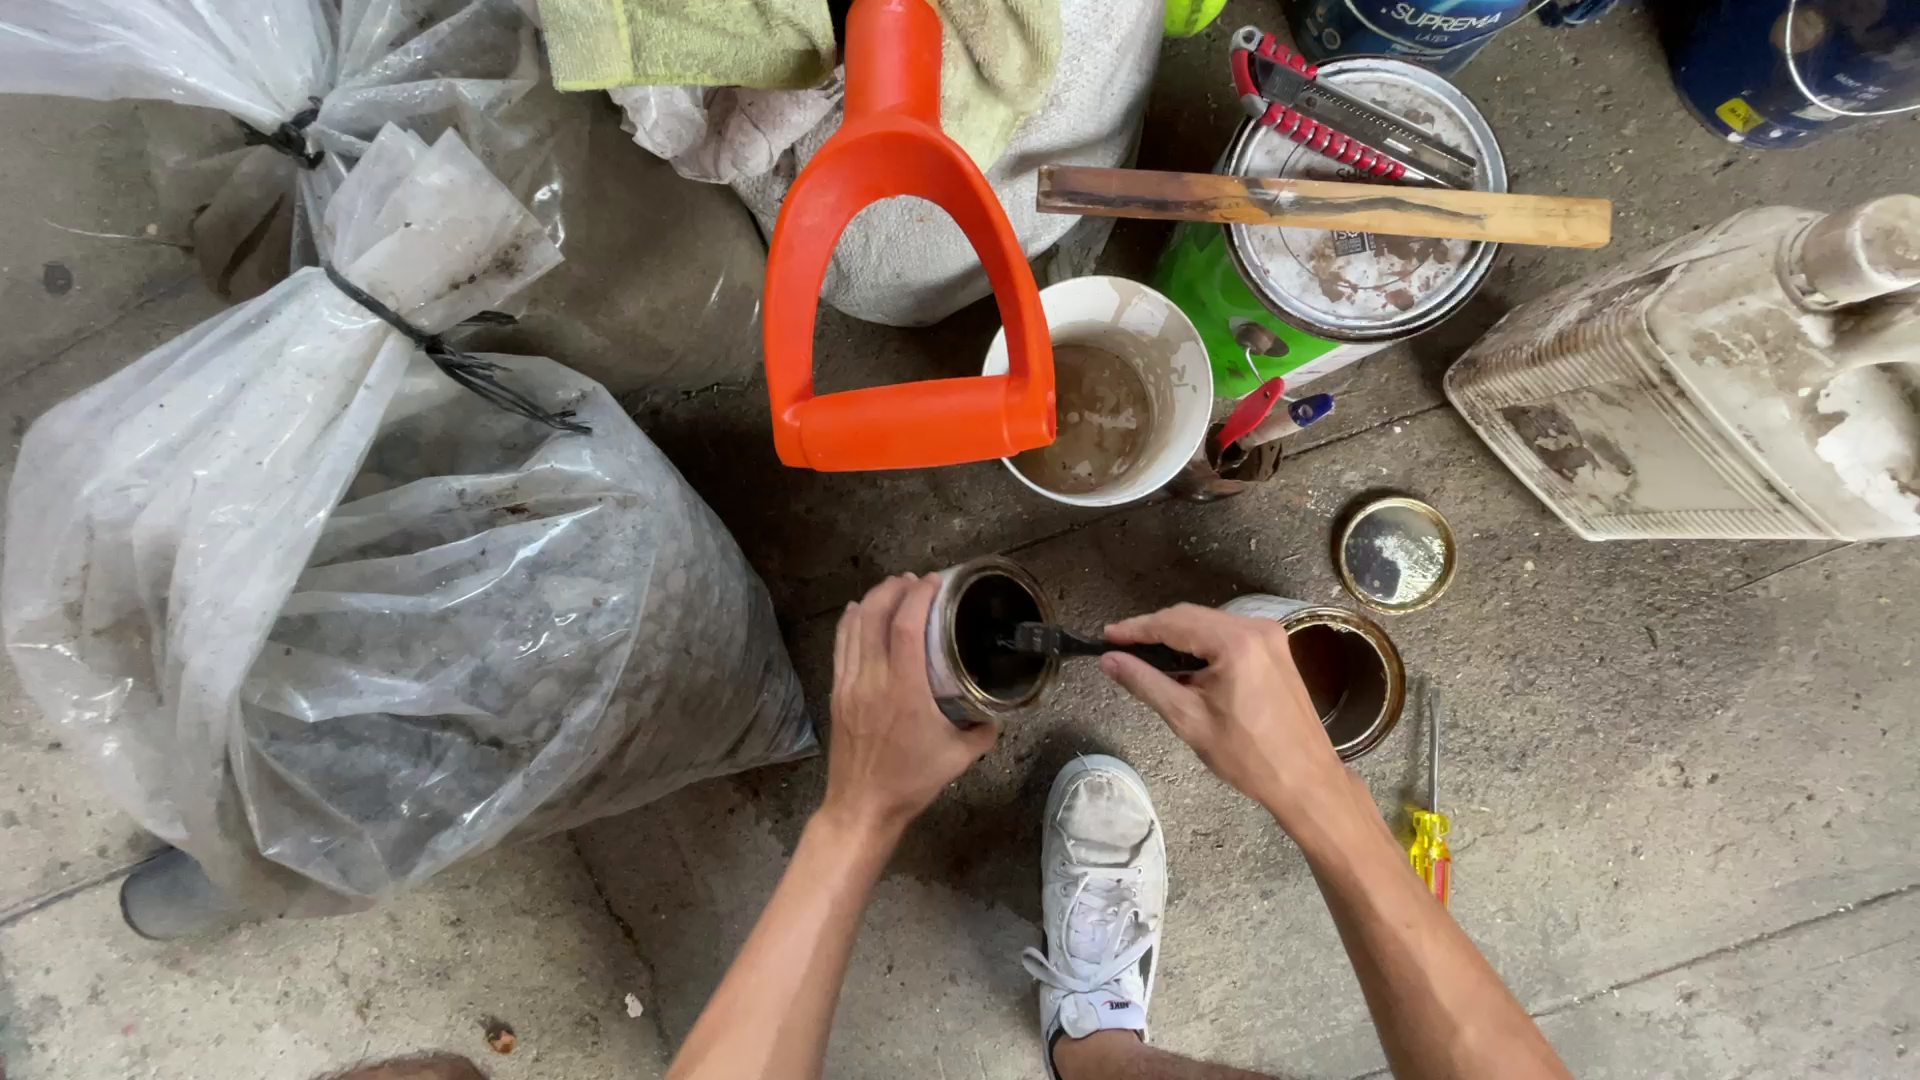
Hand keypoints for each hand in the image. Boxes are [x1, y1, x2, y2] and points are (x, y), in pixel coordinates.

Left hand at [822, 574, 998, 839]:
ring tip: (892, 588)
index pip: (906, 627)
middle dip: (894, 589)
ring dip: (872, 600)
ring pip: (854, 626)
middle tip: (914, 581)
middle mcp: (872, 680)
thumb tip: (995, 713)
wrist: (861, 806)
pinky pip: (840, 645)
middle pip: (875, 616)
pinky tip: (856, 609)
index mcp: (904, 691)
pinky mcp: (837, 692)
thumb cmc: (911, 781)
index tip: (934, 583)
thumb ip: (982, 731)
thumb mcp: (958, 758)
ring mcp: (850, 684)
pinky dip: (849, 621)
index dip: (919, 597)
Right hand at [1100, 604, 1347, 822]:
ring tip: (1144, 656)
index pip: (1172, 623)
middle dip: (1153, 630)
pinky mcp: (1275, 648)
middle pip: (1190, 616)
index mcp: (1235, 643)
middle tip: (1120, 648)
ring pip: (1207, 623)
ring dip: (1175, 636)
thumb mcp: (1187, 719)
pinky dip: (1199, 643)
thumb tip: (1108, 660)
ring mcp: (1269, 636)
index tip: (1106, 637)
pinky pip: (1226, 633)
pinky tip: (1181, 663)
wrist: (1306, 780)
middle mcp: (1255, 628)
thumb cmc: (1247, 755)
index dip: (1135, 628)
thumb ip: (1144, 682)